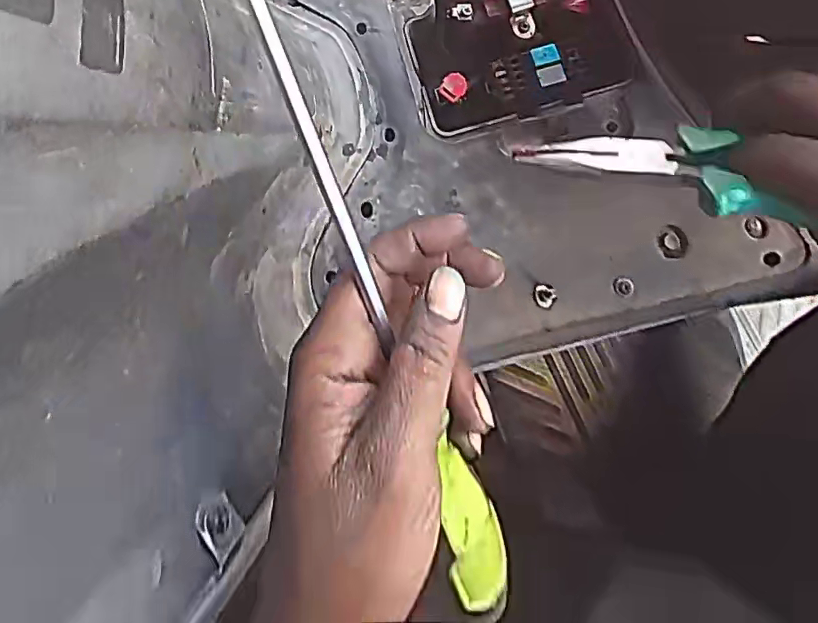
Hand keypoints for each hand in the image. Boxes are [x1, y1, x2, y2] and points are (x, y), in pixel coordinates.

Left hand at [256, 215, 503, 622]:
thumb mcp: (397, 447)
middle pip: (396, 292)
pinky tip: (463, 424)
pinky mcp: (380, 412)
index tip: (459, 233)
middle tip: (487, 277)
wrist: (337, 622)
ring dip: (455, 359)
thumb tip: (446, 286)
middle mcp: (341, 366)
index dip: (416, 242)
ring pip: (418, 333)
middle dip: (446, 288)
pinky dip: (452, 389)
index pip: (370, 271)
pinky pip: (422, 372)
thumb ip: (424, 360)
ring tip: (470, 407)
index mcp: (329, 362)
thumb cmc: (348, 552)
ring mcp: (360, 389)